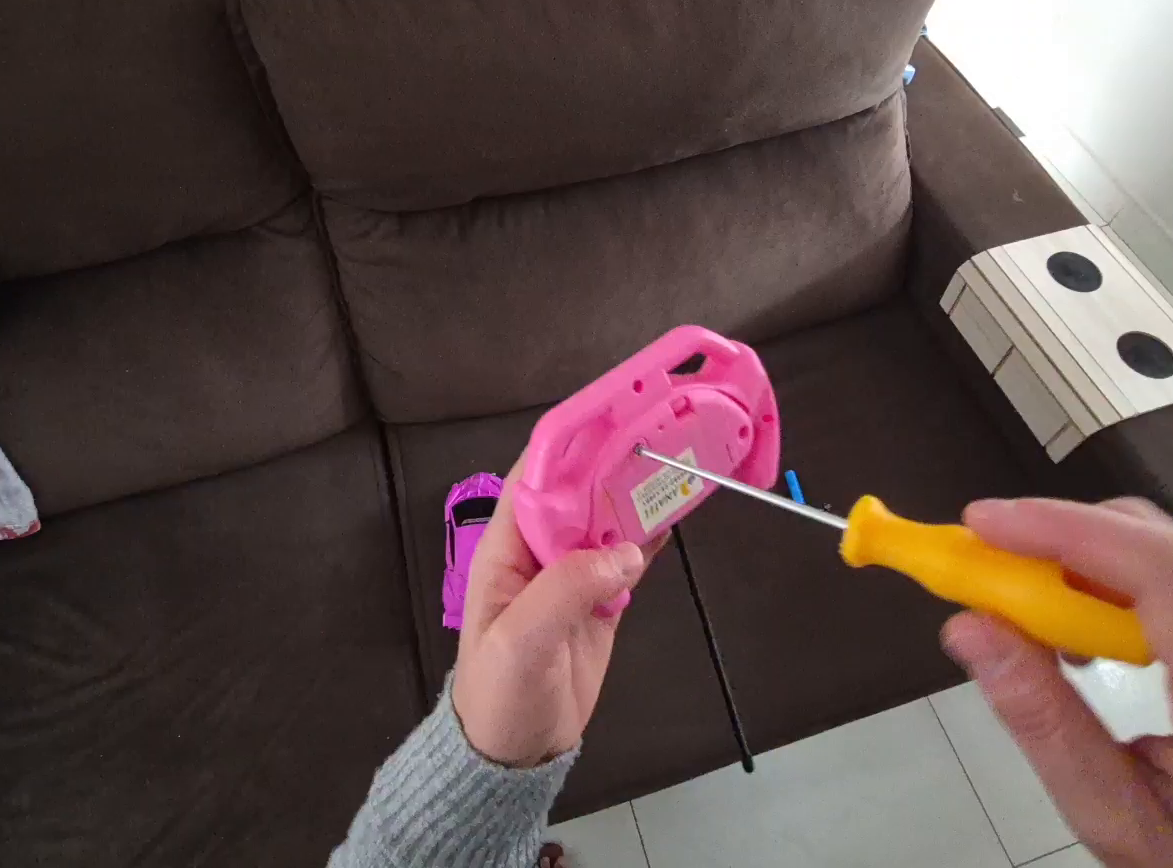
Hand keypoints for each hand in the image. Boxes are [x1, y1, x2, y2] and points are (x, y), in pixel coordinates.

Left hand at [451, 461, 665, 766]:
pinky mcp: (600, 599)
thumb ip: (566, 590)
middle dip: (611, 463)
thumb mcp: (520, 640)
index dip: (568, 446)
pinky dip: (649, 535)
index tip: (610, 419)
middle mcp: (540, 549)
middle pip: (577, 492)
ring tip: (673, 462)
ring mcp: (572, 573)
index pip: (535, 478)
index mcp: (508, 546)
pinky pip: (627, 556)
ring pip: (605, 519)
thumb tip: (624, 551)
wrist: (516, 753)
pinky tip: (673, 511)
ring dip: (634, 495)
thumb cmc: (499, 694)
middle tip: (655, 435)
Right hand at [941, 497, 1172, 867]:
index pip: (1169, 575)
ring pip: (1168, 552)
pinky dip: (1112, 580)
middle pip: (1162, 547)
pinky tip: (1083, 635)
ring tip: (1024, 613)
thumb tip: (967, 627)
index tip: (979, 524)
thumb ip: (1047, 728)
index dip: (1066, 529)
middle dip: (1056, 537)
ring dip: (1079, 558)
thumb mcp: (1127, 833)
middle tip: (982, 569)